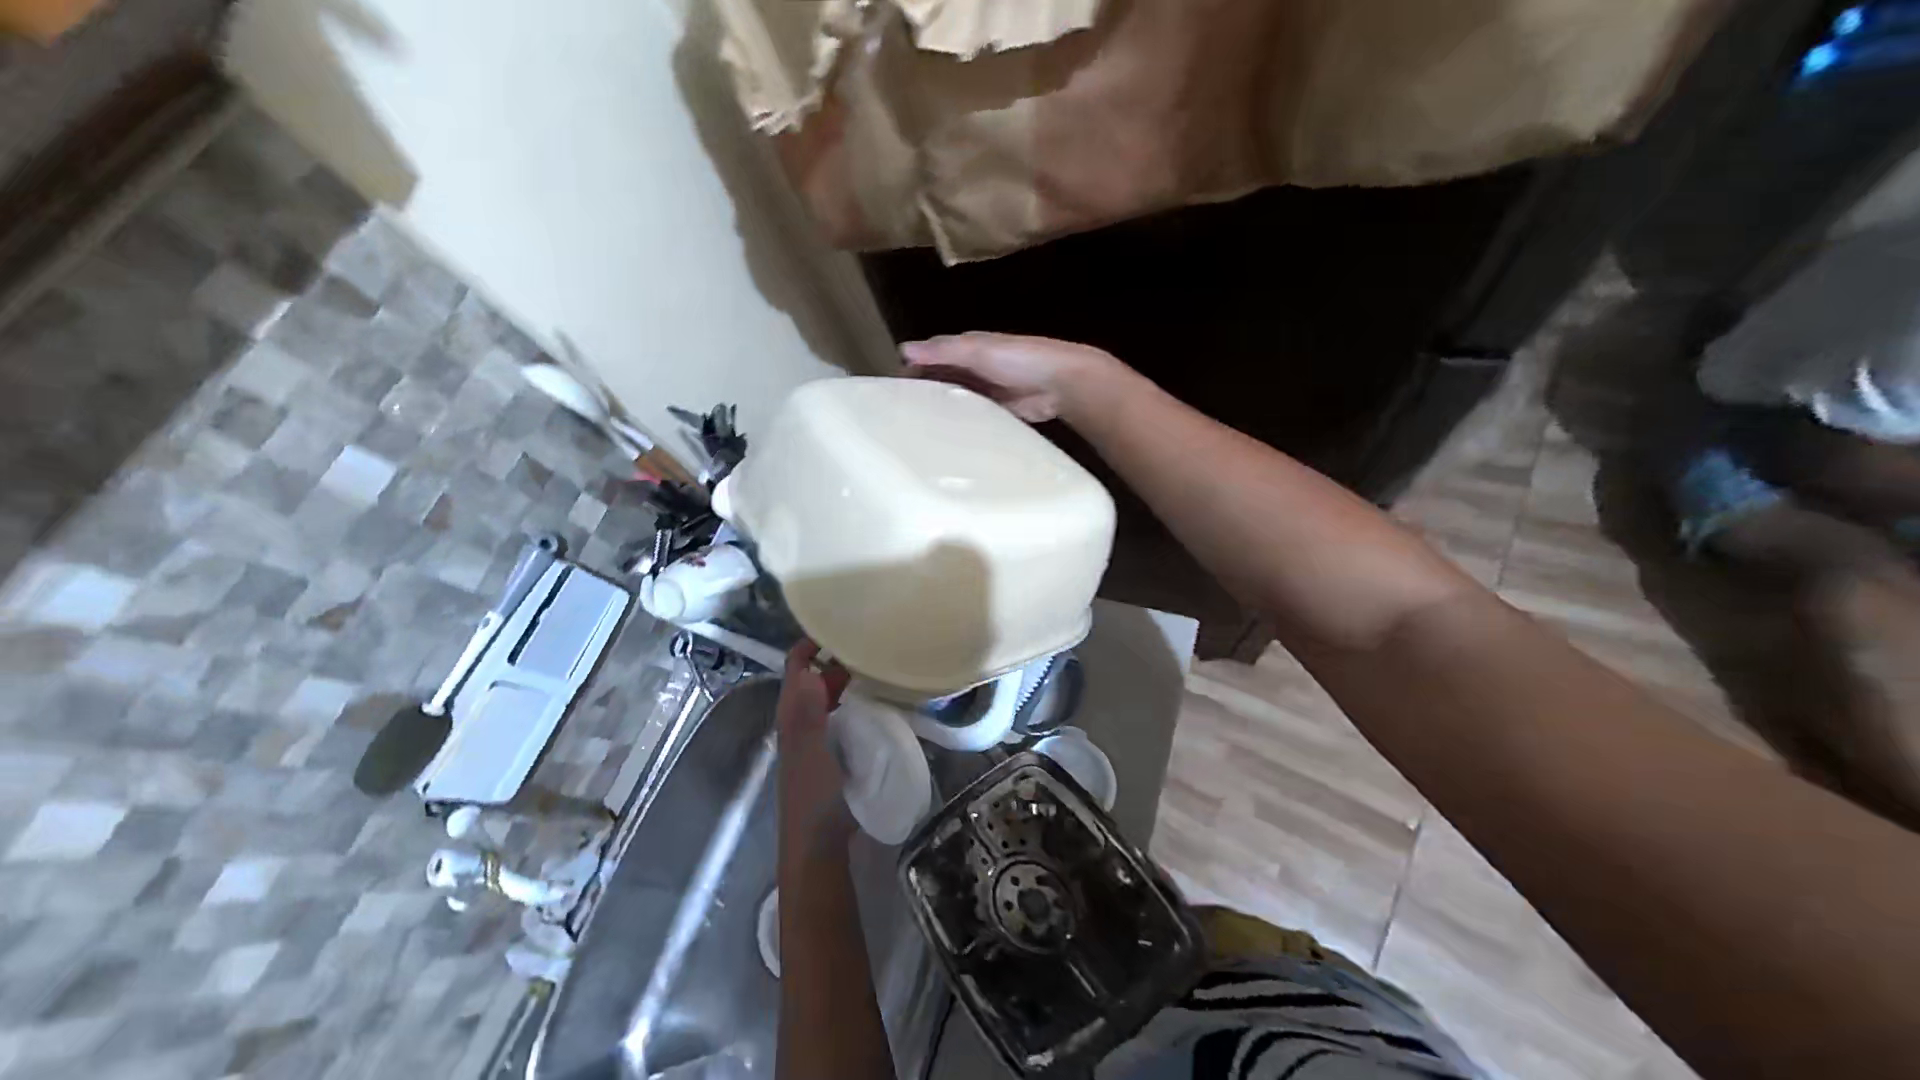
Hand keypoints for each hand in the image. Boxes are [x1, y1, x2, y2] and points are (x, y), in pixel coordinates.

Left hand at [778, 640, 854, 843]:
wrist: (818, 846)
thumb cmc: (814, 798)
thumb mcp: (812, 753)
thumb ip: (808, 714)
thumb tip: (811, 671)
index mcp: (792, 719)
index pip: (795, 671)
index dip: (809, 647)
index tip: (837, 628)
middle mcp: (799, 724)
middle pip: (810, 681)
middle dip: (831, 660)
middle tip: (864, 645)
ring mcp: (815, 740)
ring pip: (825, 699)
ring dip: (842, 681)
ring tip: (873, 668)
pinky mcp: (830, 755)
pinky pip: (839, 717)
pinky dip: (852, 703)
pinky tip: (874, 705)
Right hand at [901, 332, 1121, 422]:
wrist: (1062, 382)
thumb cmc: (1019, 359)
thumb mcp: (977, 350)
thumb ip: (942, 352)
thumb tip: (902, 349)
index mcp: (967, 348)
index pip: (930, 357)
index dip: (911, 370)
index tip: (889, 391)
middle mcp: (973, 369)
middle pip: (940, 381)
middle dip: (922, 393)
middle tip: (897, 418)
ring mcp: (985, 392)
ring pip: (954, 401)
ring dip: (940, 411)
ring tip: (915, 433)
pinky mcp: (997, 414)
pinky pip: (972, 419)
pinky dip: (959, 425)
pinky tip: (944, 440)